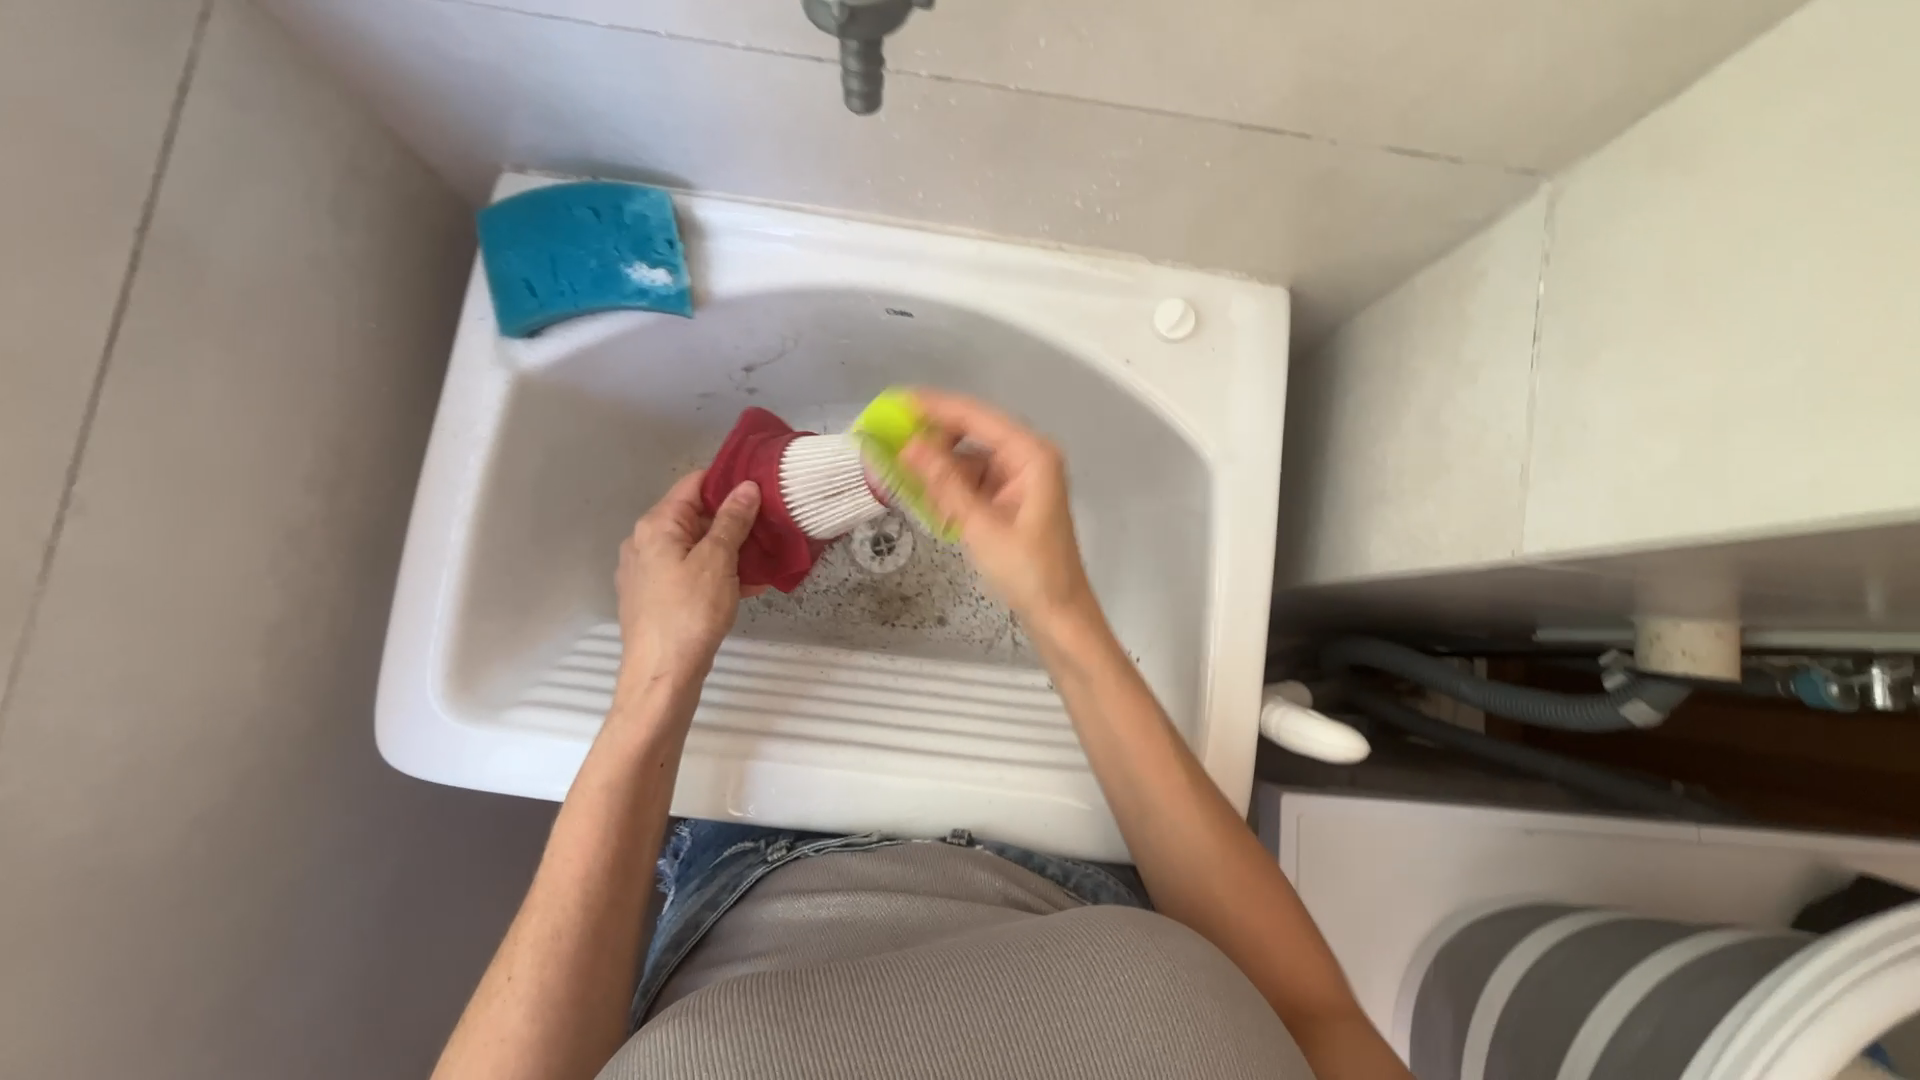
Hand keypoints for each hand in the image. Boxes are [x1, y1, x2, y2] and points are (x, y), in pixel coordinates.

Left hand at [615, 471, 762, 692]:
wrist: (662, 676)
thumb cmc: (689, 613)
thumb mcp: (718, 561)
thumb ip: (732, 521)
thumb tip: (746, 488)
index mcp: (656, 526)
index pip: (694, 484)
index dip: (728, 482)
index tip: (762, 487)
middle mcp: (645, 543)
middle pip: (695, 517)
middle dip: (734, 521)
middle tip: (771, 525)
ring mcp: (648, 572)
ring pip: (696, 548)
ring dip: (731, 551)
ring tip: (766, 560)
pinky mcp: (656, 599)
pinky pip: (691, 574)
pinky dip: (718, 575)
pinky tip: (749, 587)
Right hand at [898, 389, 1096, 628]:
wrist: (1059, 614)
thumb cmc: (1029, 572)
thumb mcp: (981, 527)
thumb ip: (944, 483)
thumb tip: (908, 446)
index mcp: (1031, 455)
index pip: (976, 416)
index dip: (934, 407)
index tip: (895, 402)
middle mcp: (1027, 457)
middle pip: (972, 433)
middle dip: (933, 439)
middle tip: (891, 443)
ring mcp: (1019, 478)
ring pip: (969, 459)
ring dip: (939, 468)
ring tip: (904, 475)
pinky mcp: (1010, 499)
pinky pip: (973, 482)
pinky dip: (950, 488)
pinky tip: (929, 498)